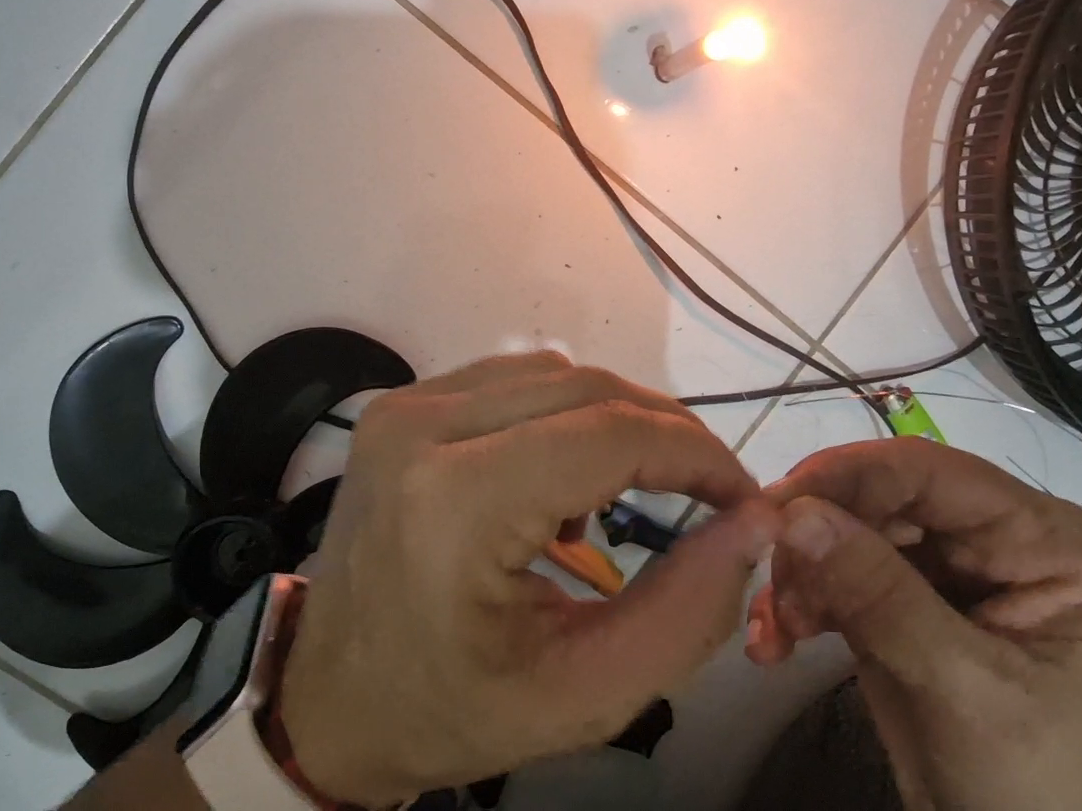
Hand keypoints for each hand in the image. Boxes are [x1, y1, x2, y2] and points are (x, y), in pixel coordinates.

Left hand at [278, 352, 779, 806]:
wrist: (326, 700)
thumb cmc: (449, 711)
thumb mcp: (584, 695)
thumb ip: (686, 614)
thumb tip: (755, 524)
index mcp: (455, 503)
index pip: (609, 436)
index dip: (696, 457)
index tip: (742, 499)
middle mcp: (421, 428)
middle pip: (586, 388)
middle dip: (666, 433)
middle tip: (710, 492)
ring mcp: (402, 407)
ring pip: (552, 372)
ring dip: (615, 419)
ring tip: (636, 489)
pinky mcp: (398, 406)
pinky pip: (509, 379)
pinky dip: (563, 413)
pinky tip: (564, 478)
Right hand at [745, 438, 1081, 810]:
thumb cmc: (1043, 784)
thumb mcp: (967, 688)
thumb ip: (882, 594)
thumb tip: (794, 512)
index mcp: (1041, 538)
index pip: (931, 474)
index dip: (849, 477)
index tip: (774, 505)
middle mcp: (989, 539)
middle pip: (878, 500)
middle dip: (815, 540)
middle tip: (772, 589)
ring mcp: (941, 572)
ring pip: (845, 534)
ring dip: (798, 577)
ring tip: (777, 633)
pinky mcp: (899, 605)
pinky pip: (834, 578)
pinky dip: (798, 604)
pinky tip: (776, 643)